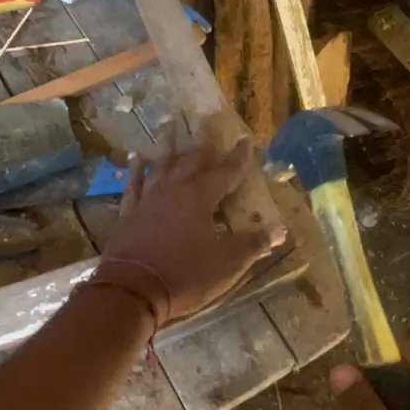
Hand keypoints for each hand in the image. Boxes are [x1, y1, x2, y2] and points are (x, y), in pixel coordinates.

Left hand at [88, 121, 277, 325]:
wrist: (132, 290)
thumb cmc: (185, 275)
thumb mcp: (227, 263)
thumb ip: (252, 244)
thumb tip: (280, 231)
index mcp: (201, 197)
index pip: (226, 172)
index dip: (238, 157)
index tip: (246, 139)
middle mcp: (175, 189)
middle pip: (192, 160)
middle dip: (204, 142)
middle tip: (208, 120)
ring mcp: (148, 198)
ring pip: (161, 163)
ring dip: (167, 142)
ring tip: (168, 120)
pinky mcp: (129, 212)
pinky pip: (134, 183)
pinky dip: (135, 168)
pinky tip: (135, 156)